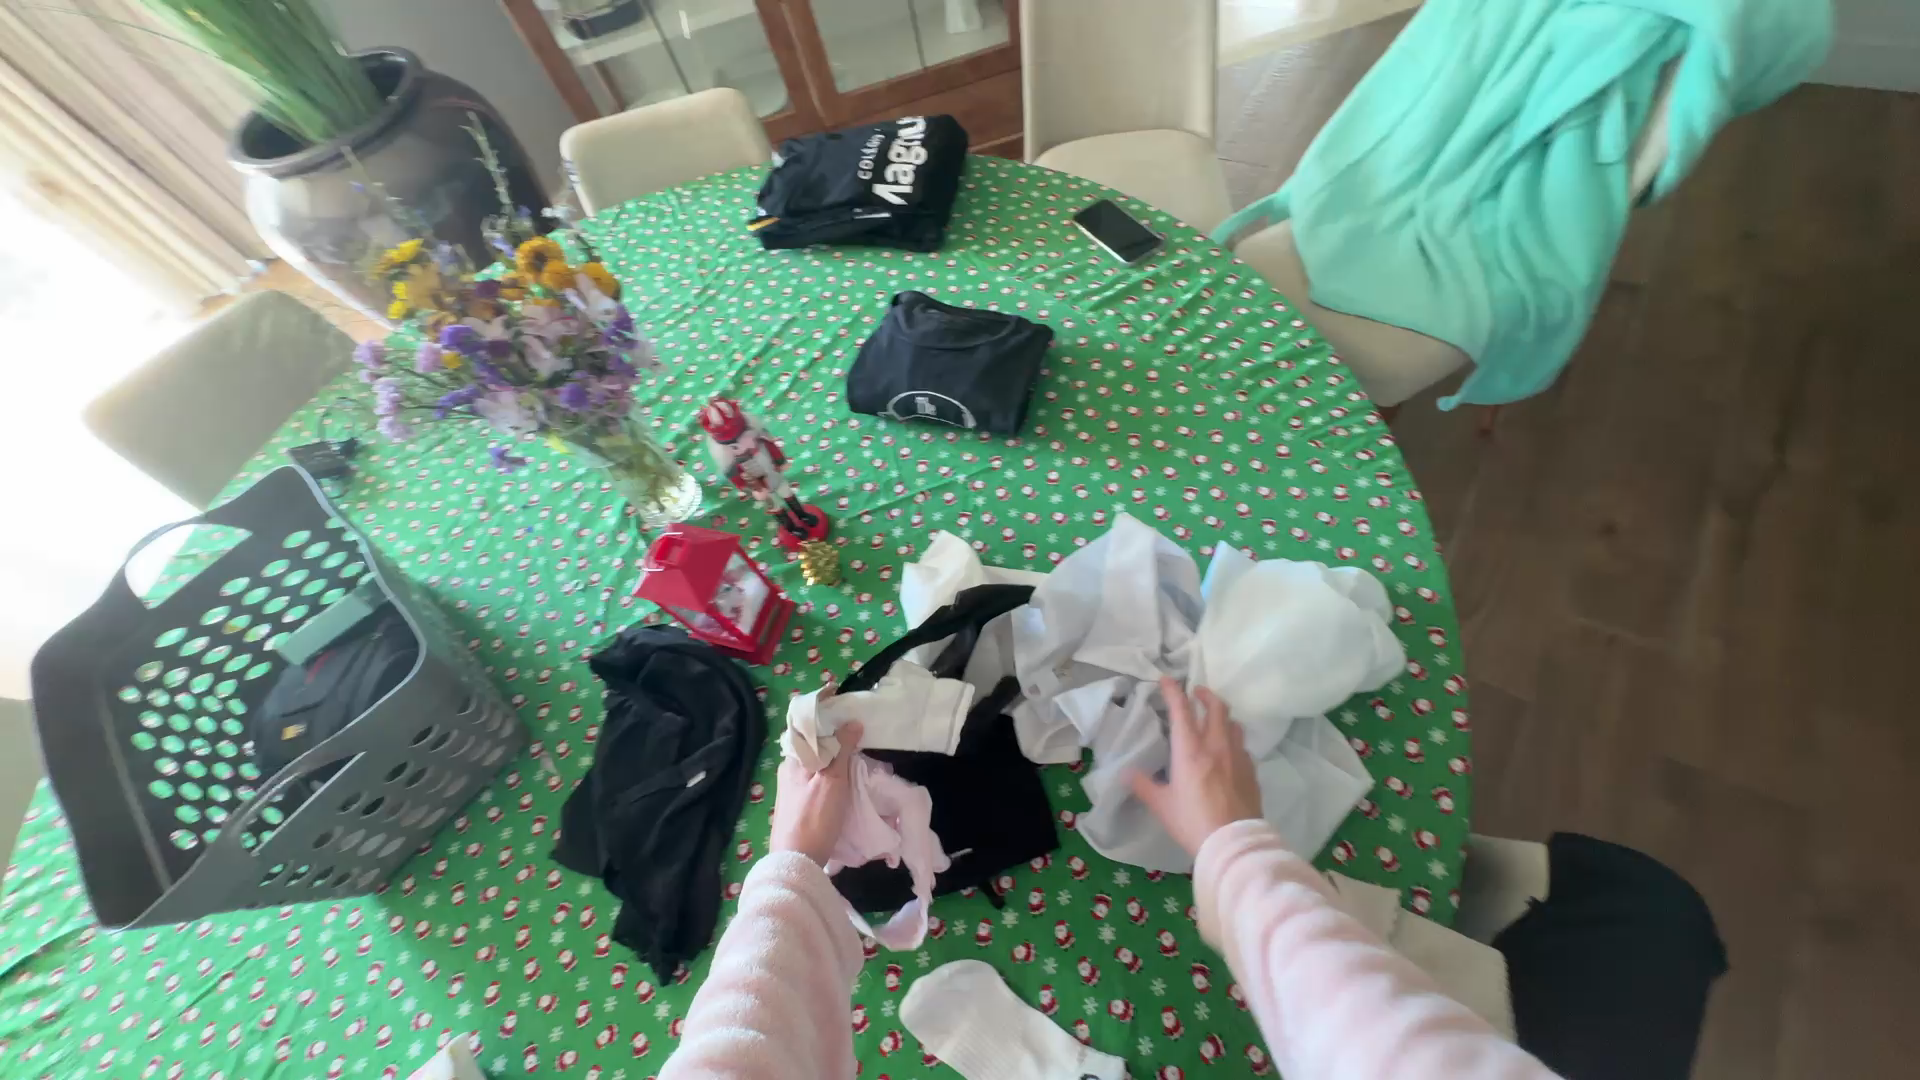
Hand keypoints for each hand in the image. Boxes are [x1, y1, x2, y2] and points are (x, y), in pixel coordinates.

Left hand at [770, 721, 862, 865]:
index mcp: (793, 758)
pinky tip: (843, 779)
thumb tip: (853, 722)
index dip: (827, 715)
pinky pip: (815, 777)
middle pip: (813, 743)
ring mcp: (790, 787)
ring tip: (856, 755)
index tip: (849, 712)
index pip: (808, 725)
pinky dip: (830, 772)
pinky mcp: (796, 803)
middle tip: (859, 734)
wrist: (795, 862)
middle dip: (834, 736)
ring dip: (834, 756)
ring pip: (815, 761)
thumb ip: (842, 749)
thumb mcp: (833, 780)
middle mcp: (788, 768)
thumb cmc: (815, 818)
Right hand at [1128, 678, 1261, 856]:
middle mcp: (1216, 746)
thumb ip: (1144, 785)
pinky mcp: (1252, 773)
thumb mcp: (1161, 805)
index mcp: (1190, 750)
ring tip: (1214, 720)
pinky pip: (1243, 747)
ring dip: (1223, 716)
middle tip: (1197, 692)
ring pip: (1234, 724)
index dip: (1173, 690)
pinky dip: (1234, 741)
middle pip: (1216, 707)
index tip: (1166, 679)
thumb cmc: (1193, 822)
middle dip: (1205, 694)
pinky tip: (1229, 753)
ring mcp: (1238, 758)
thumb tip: (1126, 774)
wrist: (1234, 845)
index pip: (1181, 709)